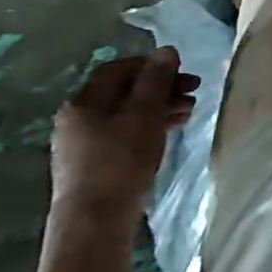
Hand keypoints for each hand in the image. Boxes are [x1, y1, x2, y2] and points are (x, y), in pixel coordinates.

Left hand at [50, 47, 199, 223]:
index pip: (118, 69)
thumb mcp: (144, 115)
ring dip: (159, 107)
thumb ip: (156, 81)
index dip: (151, 65)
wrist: (95, 221)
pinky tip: (171, 130)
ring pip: (126, 113)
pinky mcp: (94, 162)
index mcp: (83, 102)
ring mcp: (83, 142)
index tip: (182, 71)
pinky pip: (124, 132)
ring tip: (189, 111)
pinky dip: (149, 126)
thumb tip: (166, 50)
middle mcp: (78, 118)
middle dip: (160, 87)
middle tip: (194, 91)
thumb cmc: (121, 162)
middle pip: (124, 91)